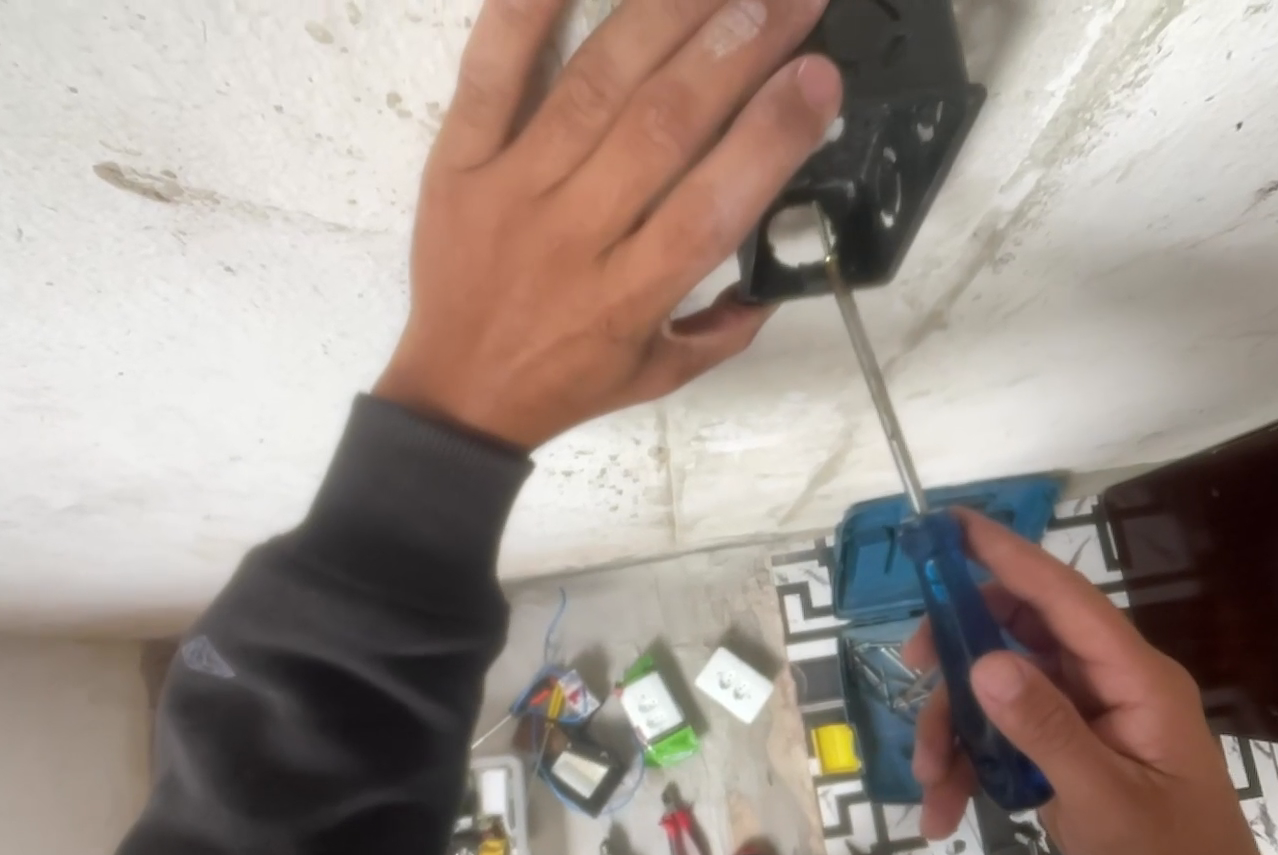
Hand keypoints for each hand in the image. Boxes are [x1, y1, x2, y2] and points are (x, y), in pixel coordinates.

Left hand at [373, 0, 842, 448]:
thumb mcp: (658, 376)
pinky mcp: (458, 161)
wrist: (458, 393)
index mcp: (629, 298)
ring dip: (667, 13)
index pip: (711, 208)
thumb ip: (723, 335)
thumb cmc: (566, 384)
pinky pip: (491, 69)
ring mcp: (511, 190)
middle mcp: (574, 236)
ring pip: (596, 84)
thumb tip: (773, 282)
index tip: (820, 79)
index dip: (770, 138)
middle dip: (737, 47)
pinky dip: (529, 5)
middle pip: (663, 126)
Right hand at [906, 509, 1277, 854]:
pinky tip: (945, 807)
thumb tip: (981, 661)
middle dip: (957, 651)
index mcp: (1132, 676)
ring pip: (995, 685)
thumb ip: (1045, 728)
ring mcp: (1078, 707)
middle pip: (1015, 632)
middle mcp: (1102, 677)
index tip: (952, 523)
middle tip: (912, 666)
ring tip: (930, 781)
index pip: (1063, 596)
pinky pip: (999, 728)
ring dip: (953, 726)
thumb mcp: (1104, 799)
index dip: (1007, 553)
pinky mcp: (1059, 738)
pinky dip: (967, 761)